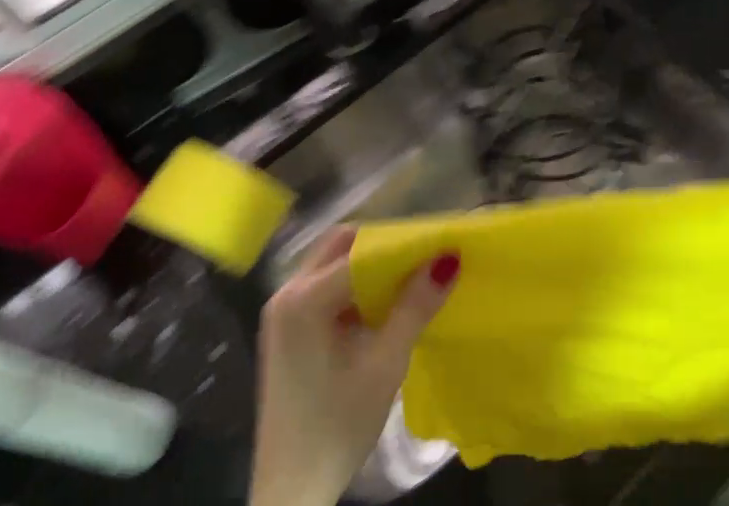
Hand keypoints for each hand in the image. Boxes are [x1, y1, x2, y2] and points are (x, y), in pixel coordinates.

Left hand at [250, 227, 458, 505]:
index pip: (360, 251)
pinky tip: (381, 311)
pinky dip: (352, 290)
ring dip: (367, 270)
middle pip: (339, 247)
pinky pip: (322, 290)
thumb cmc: (339, 423)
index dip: (402, 245)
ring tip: (410, 283)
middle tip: (424, 262)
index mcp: (304, 298)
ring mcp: (281, 312)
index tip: (440, 246)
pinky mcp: (285, 330)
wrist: (293, 483)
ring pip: (330, 267)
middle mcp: (285, 293)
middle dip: (382, 249)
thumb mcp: (385, 364)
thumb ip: (414, 307)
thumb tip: (448, 259)